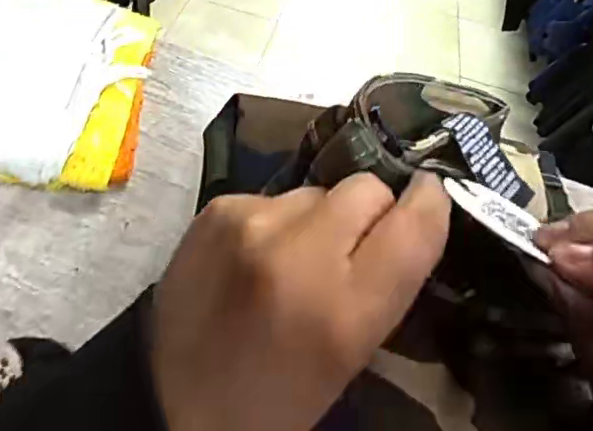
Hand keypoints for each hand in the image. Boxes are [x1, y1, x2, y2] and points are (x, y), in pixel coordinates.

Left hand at [150, 172, 450, 430]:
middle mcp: (301, 258)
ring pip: (323, 189)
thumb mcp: (348, 358)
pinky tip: (254, 255)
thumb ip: (388, 282)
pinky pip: (279, 194)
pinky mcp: (220, 208)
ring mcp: (254, 225)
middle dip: (370, 212)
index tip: (428, 197)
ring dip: (321, 217)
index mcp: (342, 314)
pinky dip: (278, 219)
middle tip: (349, 249)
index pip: (416, 225)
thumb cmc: (272, 399)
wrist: (162, 405)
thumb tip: (417, 212)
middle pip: (369, 188)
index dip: (430, 204)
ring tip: (292, 260)